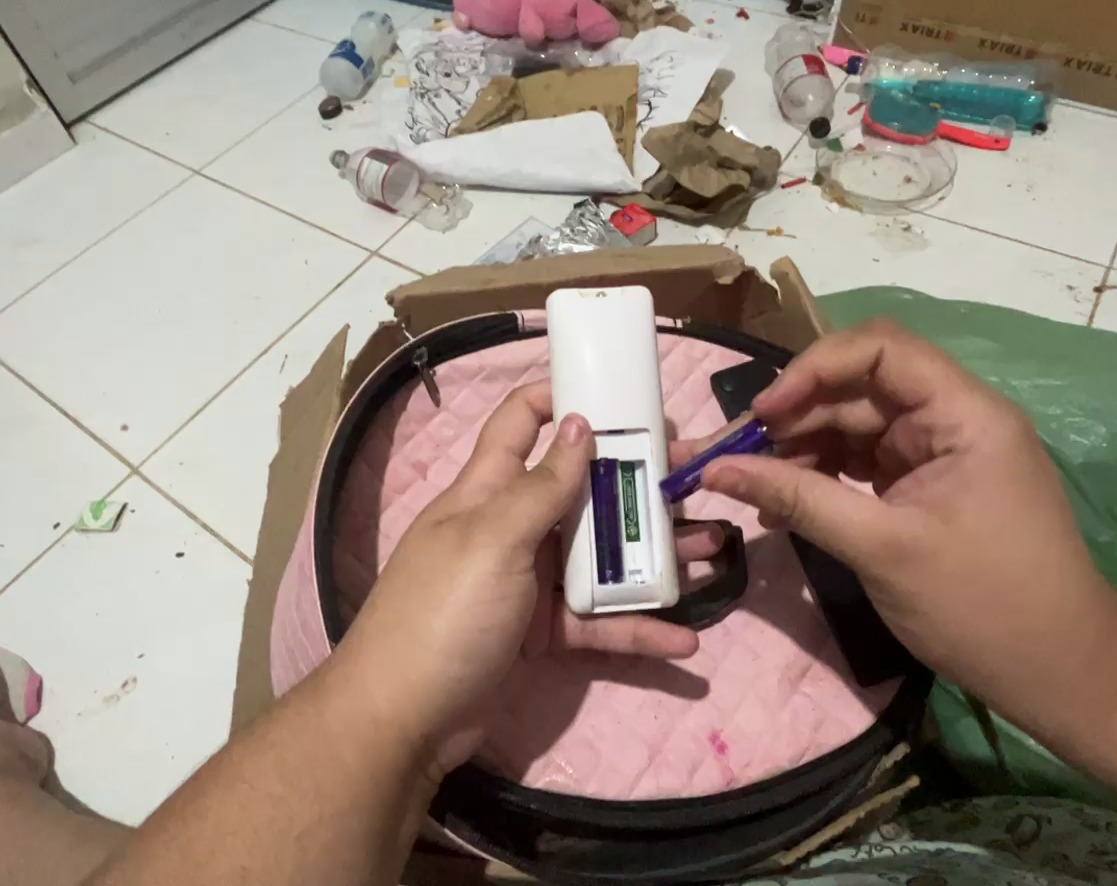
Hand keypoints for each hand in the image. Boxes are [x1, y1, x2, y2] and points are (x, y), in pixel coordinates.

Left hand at [332, 382, 705, 781]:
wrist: (402, 721)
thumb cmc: (444, 611)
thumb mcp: (493, 540)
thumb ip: (541, 486)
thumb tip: (577, 423)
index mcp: (489, 489)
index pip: (521, 422)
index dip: (561, 399)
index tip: (620, 396)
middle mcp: (512, 526)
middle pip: (580, 490)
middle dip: (635, 480)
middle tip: (693, 473)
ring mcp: (528, 580)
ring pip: (599, 555)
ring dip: (652, 554)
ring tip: (713, 547)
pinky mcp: (541, 631)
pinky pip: (597, 621)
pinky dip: (636, 628)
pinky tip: (683, 641)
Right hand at [696, 321, 1116, 723]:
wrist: (1059, 675)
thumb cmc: (983, 606)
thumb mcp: (881, 548)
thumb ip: (797, 499)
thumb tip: (716, 471)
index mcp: (963, 414)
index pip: (880, 351)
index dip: (814, 368)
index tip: (765, 412)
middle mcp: (948, 419)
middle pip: (855, 388)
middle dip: (792, 416)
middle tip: (733, 454)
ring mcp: (932, 452)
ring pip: (847, 425)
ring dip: (795, 450)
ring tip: (748, 486)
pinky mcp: (918, 484)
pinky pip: (854, 461)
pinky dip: (815, 479)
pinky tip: (778, 508)